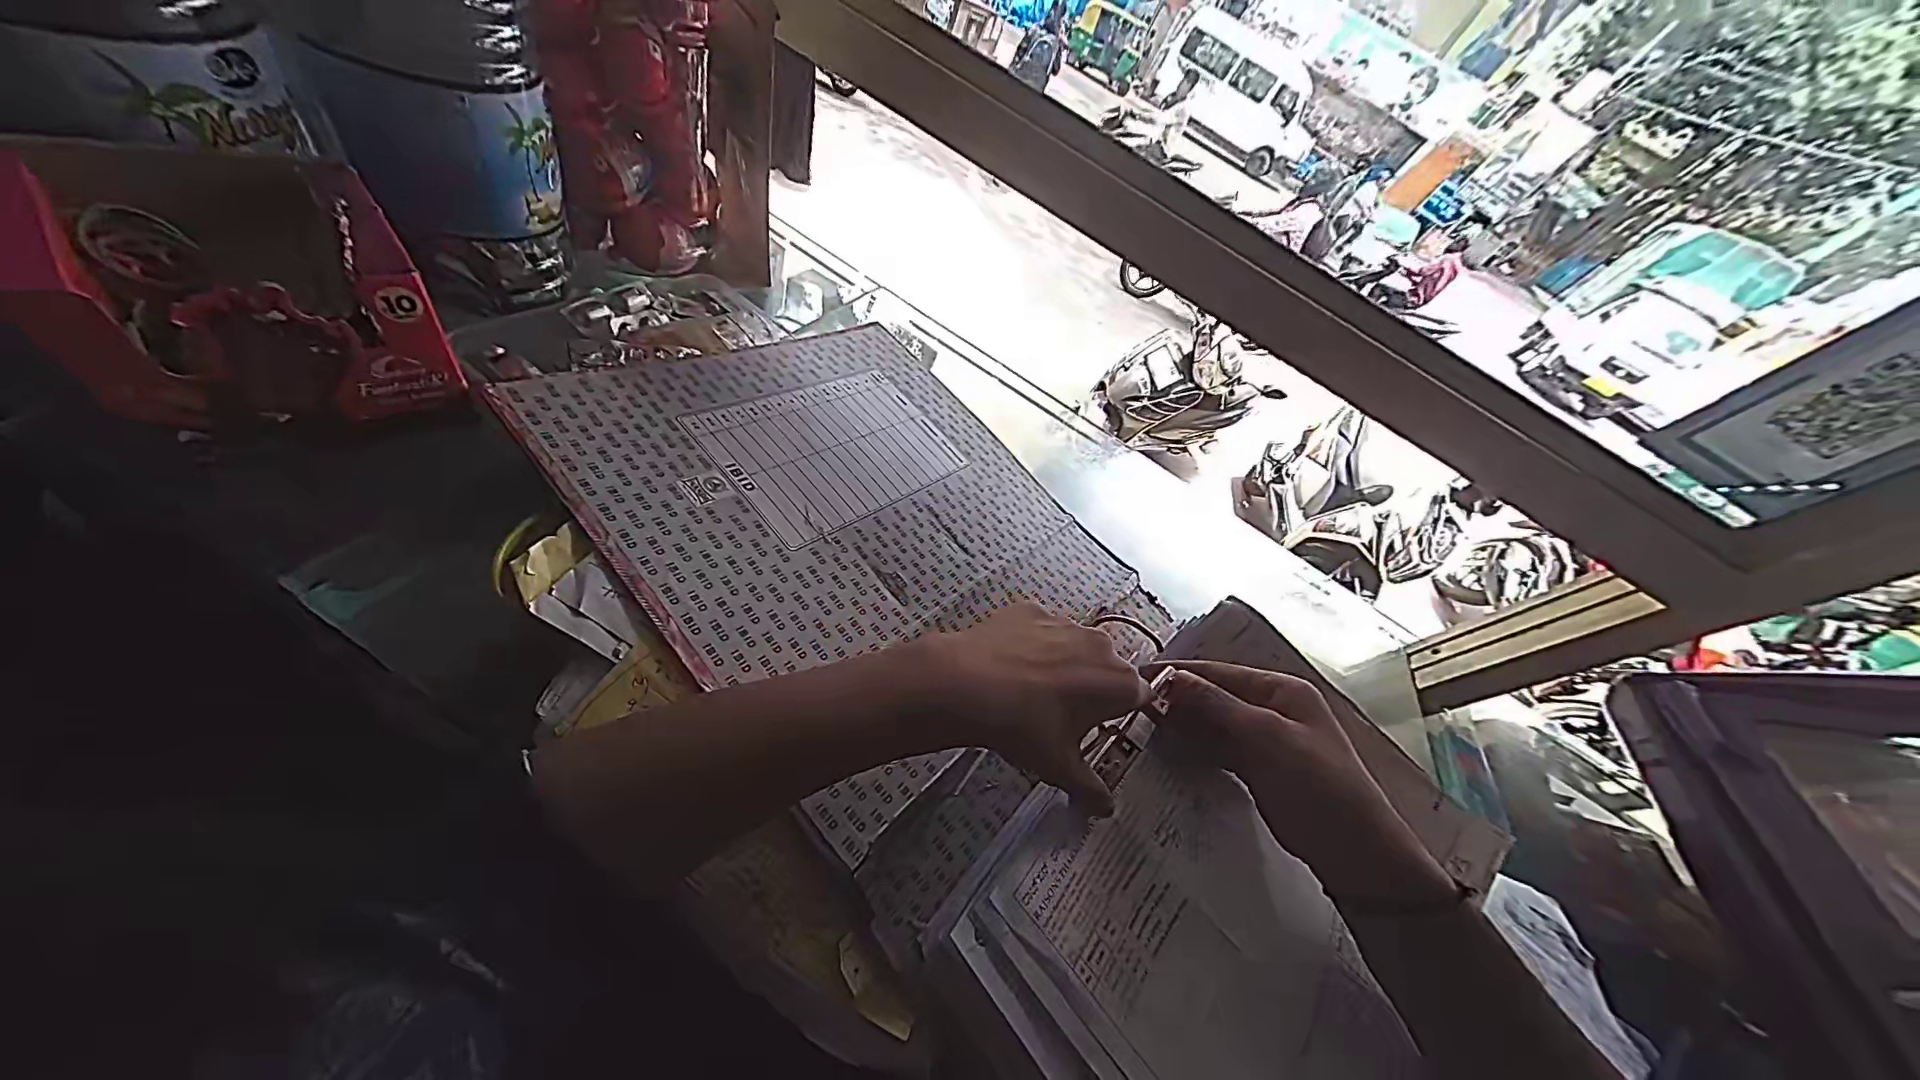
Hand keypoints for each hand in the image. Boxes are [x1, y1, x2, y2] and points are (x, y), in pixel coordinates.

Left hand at [919, 602, 1149, 814]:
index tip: (1104, 723)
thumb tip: (1104, 807)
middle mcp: (1099, 645)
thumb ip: (1090, 789)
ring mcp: (1065, 623)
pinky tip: (1010, 665)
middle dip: (1091, 687)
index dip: (1122, 711)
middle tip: (1061, 713)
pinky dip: (1032, 643)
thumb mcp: (1059, 767)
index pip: (1139, 696)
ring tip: (1031, 689)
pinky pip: (1041, 629)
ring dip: (1063, 662)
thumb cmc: (1022, 725)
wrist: (968, 683)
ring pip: (1074, 645)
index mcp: (1118, 683)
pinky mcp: (1032, 610)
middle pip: (1107, 668)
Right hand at [1156, 661, 1455, 905]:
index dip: (1178, 673)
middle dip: (1176, 697)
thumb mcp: (1267, 738)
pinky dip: (1193, 743)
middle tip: (1131, 702)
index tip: (1139, 677)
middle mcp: (1270, 708)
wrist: (1357, 854)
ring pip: (1211, 721)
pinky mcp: (1256, 767)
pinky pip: (1216, 747)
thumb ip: (1217, 705)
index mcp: (1281, 690)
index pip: (1219, 673)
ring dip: (1181, 720)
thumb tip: (1172, 678)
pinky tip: (1167, 744)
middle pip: (1213, 695)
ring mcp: (1263, 739)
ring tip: (1140, 720)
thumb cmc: (1319, 786)